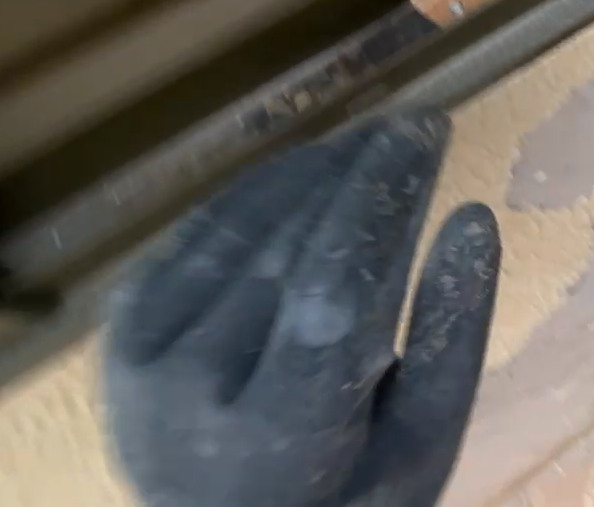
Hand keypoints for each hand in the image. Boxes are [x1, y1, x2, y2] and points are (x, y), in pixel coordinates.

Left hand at [103, 109, 500, 506]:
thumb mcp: (434, 427)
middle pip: (292, 244)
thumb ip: (456, 325)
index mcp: (281, 428)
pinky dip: (266, 185)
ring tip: (379, 135)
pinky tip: (315, 162)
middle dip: (365, 168)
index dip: (384, 194)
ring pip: (246, 225)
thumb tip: (472, 215)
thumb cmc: (360, 482)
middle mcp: (189, 394)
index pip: (335, 285)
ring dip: (321, 165)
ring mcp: (141, 362)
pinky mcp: (121, 335)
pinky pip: (204, 230)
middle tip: (421, 122)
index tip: (430, 129)